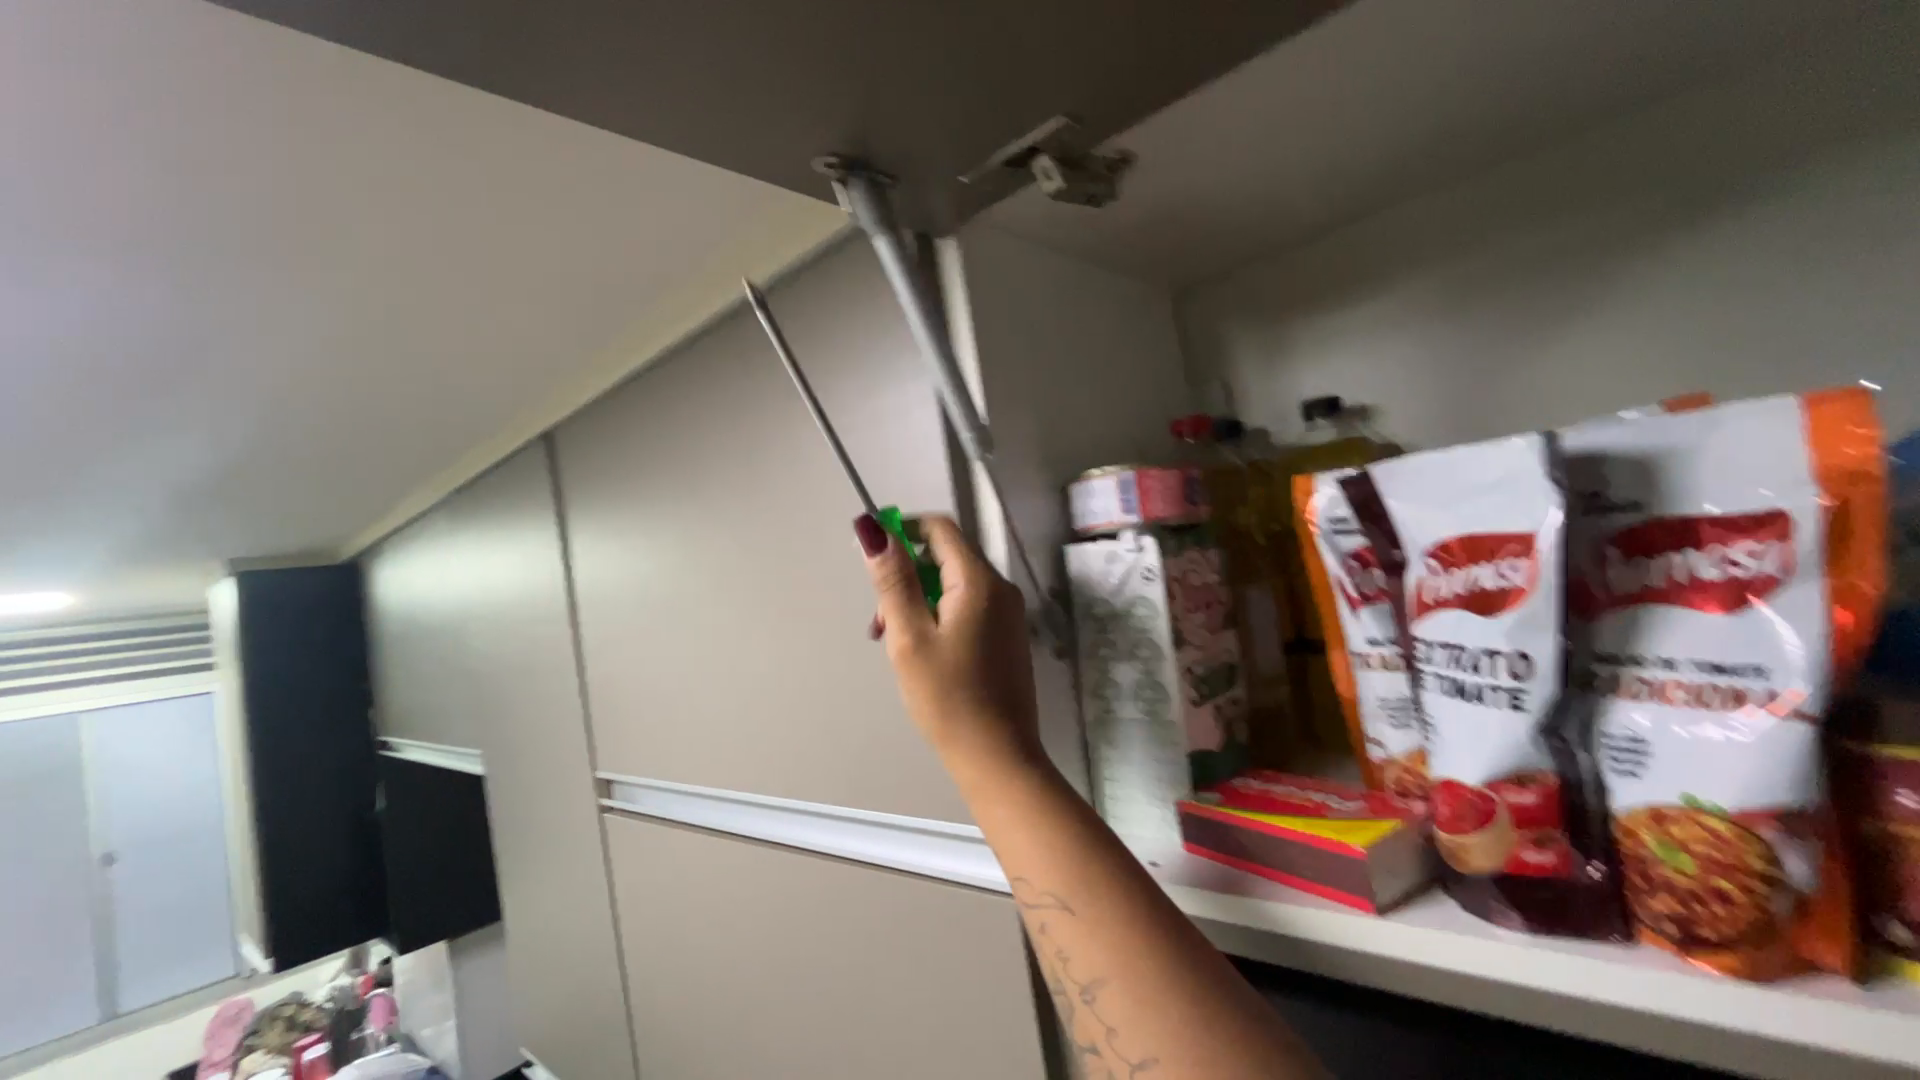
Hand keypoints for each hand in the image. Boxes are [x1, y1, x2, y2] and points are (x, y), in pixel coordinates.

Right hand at [855, 513, 1044, 768]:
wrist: (998, 757)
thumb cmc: (948, 699)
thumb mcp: (910, 637)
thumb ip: (893, 580)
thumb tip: (872, 529)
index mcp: (979, 581)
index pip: (939, 528)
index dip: (901, 532)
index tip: (871, 563)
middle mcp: (1001, 588)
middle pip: (946, 556)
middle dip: (906, 577)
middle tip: (880, 623)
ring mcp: (1008, 614)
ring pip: (954, 584)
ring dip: (918, 600)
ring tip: (896, 643)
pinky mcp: (1007, 637)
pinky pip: (968, 607)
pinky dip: (939, 617)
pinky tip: (924, 654)